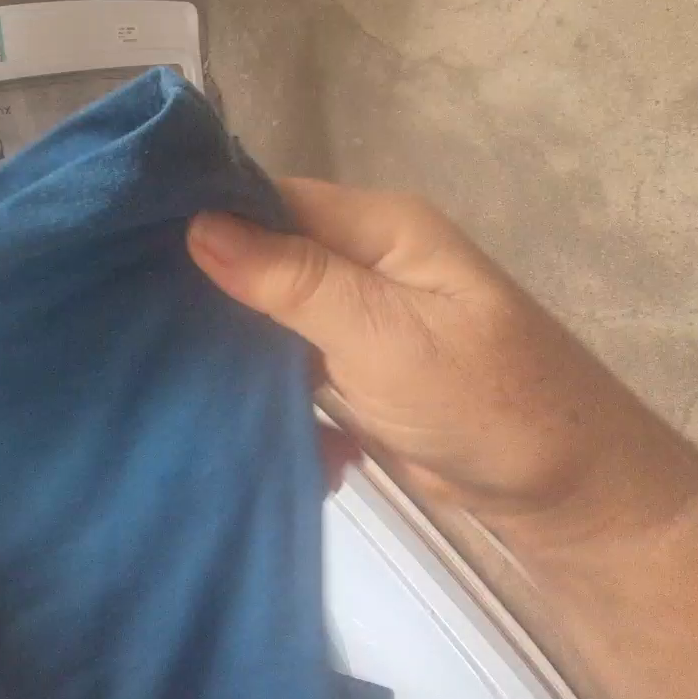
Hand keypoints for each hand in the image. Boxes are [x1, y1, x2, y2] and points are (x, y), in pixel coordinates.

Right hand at [188, 179, 697, 541]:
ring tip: (182, 377)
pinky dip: (269, 394)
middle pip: (261, 259)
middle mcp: (362, 264)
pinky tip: (253, 423)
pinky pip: (285, 366)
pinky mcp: (349, 371)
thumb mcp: (384, 335)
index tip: (134, 248)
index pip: (272, 199)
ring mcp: (354, 321)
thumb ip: (294, 280)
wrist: (563, 499)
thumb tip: (200, 225)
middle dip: (211, 293)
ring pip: (266, 317)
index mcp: (378, 230)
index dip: (207, 217)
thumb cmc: (487, 403)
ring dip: (236, 352)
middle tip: (143, 322)